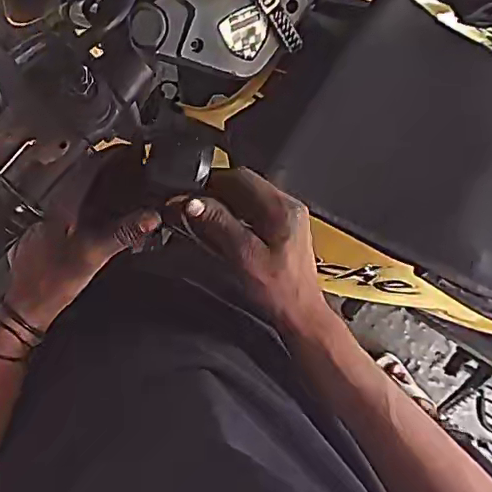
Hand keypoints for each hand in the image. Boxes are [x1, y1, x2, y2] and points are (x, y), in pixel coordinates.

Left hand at [5, 153, 159, 330]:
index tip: (135, 152)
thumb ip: (124, 233)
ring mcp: (52, 218)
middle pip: (87, 176)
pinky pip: (77, 208)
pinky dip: (95, 206)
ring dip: (105, 187)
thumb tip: (150, 217)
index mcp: (63, 204)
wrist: (26, 306)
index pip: (91, 165)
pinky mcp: (51, 231)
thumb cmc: (51, 283)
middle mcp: (55, 206)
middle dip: (115, 170)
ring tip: (128, 188)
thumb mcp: (94, 255)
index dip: (116, 155)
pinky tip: (106, 216)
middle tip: (138, 169)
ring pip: (81, 192)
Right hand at [171, 167, 330, 330]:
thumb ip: (219, 225)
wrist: (300, 314)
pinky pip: (252, 211)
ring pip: (247, 197)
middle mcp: (288, 207)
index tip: (191, 193)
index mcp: (283, 208)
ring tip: (204, 218)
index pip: (241, 176)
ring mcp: (286, 218)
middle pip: (244, 184)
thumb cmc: (281, 291)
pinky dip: (234, 216)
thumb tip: (194, 203)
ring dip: (223, 204)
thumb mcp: (244, 256)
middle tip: (193, 206)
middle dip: (215, 192)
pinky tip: (222, 230)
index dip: (211, 181)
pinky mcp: (281, 229)